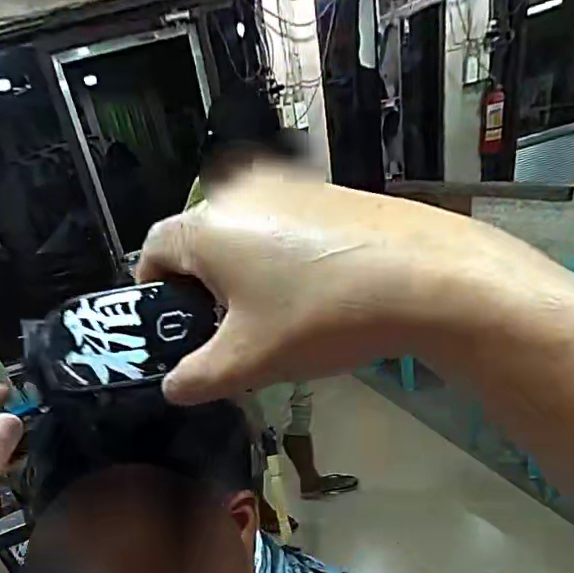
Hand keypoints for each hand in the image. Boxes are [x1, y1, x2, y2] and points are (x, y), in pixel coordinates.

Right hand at [137, 165, 565, 404]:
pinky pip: (287, 228)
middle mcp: (239, 190)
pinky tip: (320, 295)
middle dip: (205, 291)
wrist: (421, 277)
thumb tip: (173, 388)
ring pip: (247, 235)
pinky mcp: (330, 191)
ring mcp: (289, 184)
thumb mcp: (249, 360)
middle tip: (231, 335)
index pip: (152, 252)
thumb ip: (198, 377)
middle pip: (201, 243)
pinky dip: (286, 260)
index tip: (174, 332)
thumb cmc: (318, 317)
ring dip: (248, 276)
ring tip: (281, 320)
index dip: (154, 297)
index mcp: (204, 226)